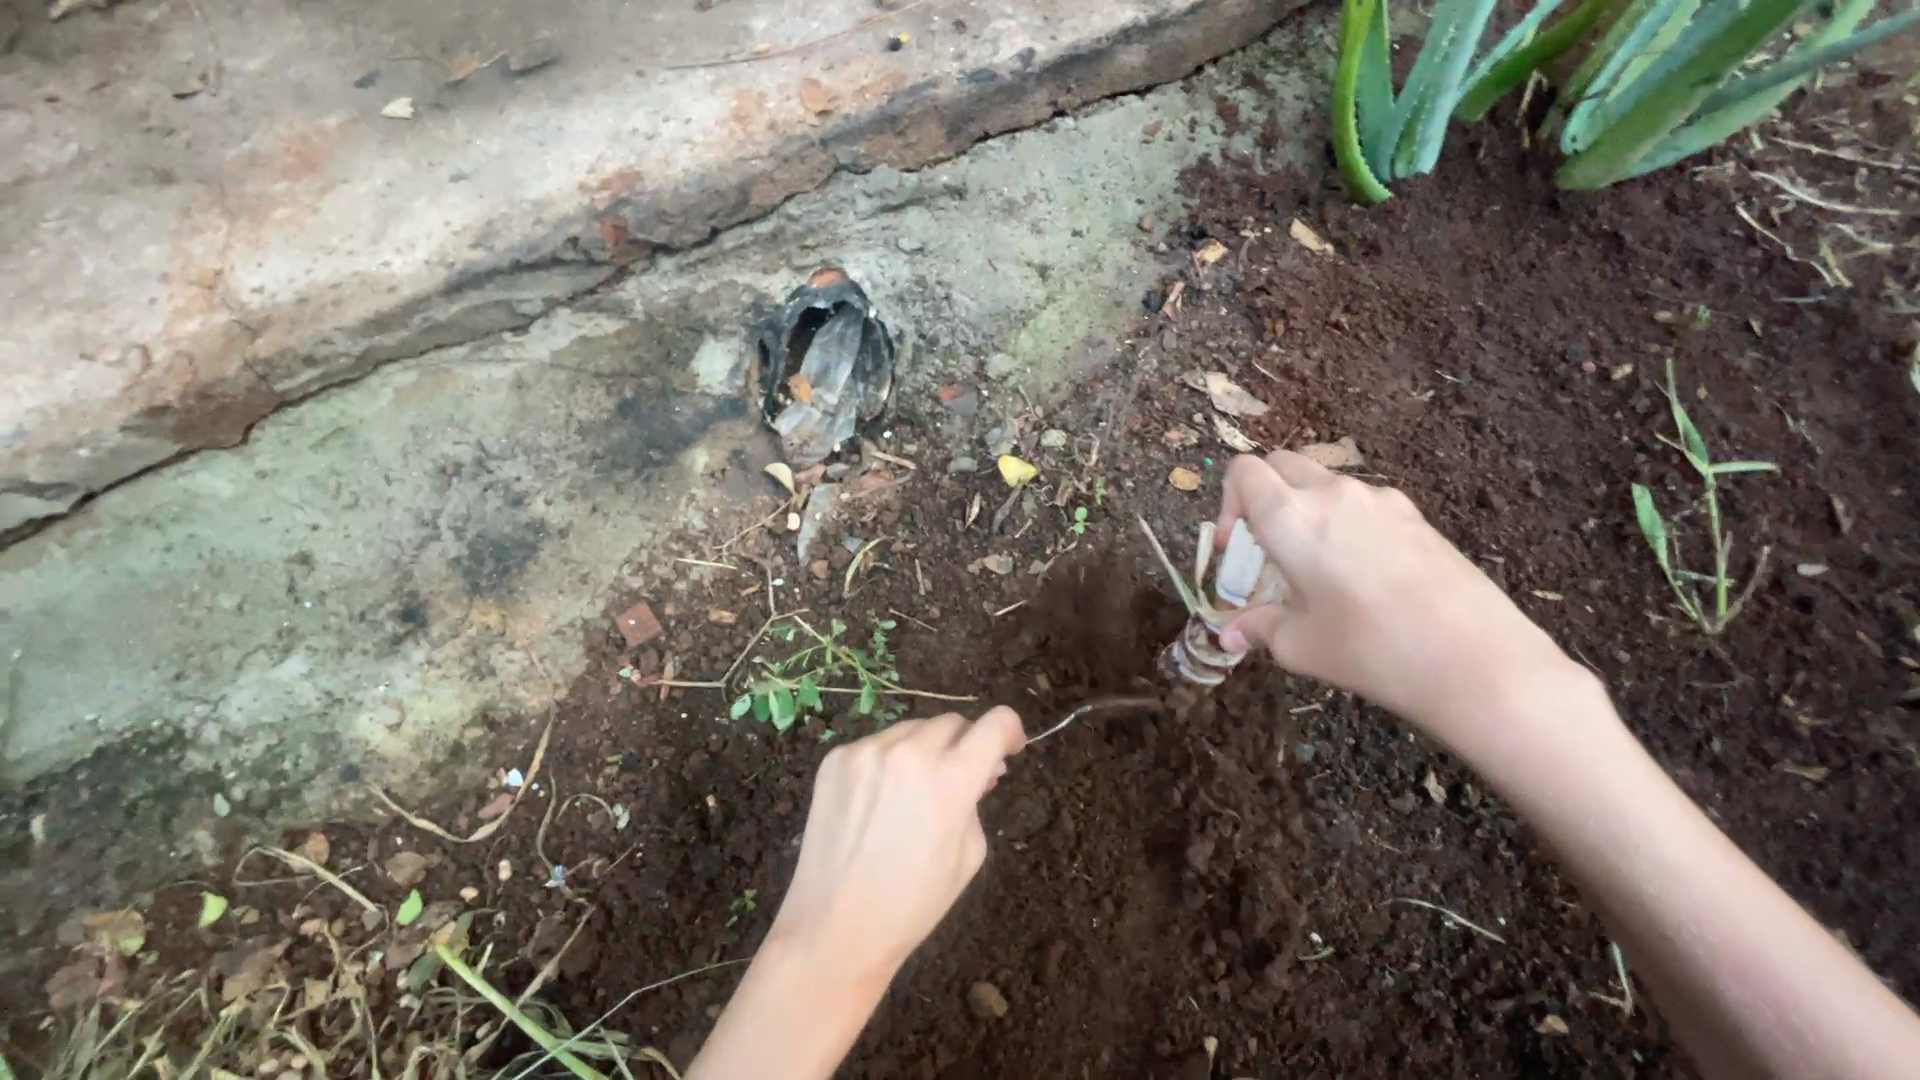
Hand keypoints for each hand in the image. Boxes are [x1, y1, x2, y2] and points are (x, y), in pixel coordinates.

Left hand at [766, 707, 1026, 987]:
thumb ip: (977, 801)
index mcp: (950, 781)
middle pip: (953, 722)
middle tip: (961, 775)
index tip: (1009, 747)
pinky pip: (876, 745)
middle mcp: (909, 754)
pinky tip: (879, 798)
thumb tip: (981, 769)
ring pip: (913, 729)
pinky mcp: (835, 759)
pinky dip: (889, 761)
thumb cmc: (912, 904)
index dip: (1010, 731)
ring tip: (915, 790)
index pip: (995, 724)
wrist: (834, 927)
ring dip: (926, 749)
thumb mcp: (969, 856)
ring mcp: (866, 752)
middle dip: (966, 744)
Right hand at [1214, 450, 1579, 742]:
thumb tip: (1229, 636)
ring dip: (1305, 510)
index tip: (1235, 548)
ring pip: (1325, 484)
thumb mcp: (1300, 646)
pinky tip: (1360, 574)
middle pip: (1281, 466)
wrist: (1477, 660)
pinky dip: (1344, 522)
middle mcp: (1333, 494)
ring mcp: (1380, 501)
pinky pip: (1363, 503)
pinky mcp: (1416, 517)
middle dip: (1262, 497)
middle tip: (1266, 549)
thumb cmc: (1371, 650)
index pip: (1244, 472)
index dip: (1227, 503)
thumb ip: (1259, 629)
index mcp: (1292, 518)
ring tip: (1314, 567)